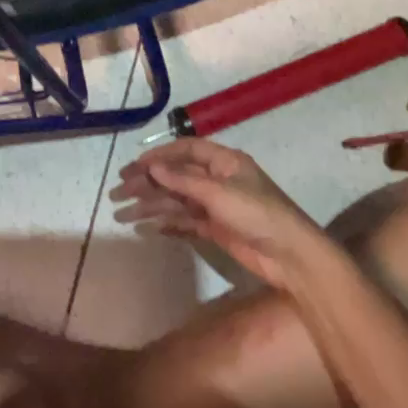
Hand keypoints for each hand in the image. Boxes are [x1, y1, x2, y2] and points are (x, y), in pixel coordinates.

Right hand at [110, 139, 325, 287]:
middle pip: (175, 177)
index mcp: (224, 162)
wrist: (290, 256)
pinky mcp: (215, 229)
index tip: (133, 167)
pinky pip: (184, 221)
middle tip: (117, 194)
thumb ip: (183, 180)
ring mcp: (215, 205)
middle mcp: (217, 180)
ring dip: (149, 206)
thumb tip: (151, 166)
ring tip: (121, 216)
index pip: (185, 151)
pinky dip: (165, 223)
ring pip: (175, 201)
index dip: (158, 156)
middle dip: (146, 184)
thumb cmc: (258, 214)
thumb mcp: (219, 193)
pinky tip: (145, 228)